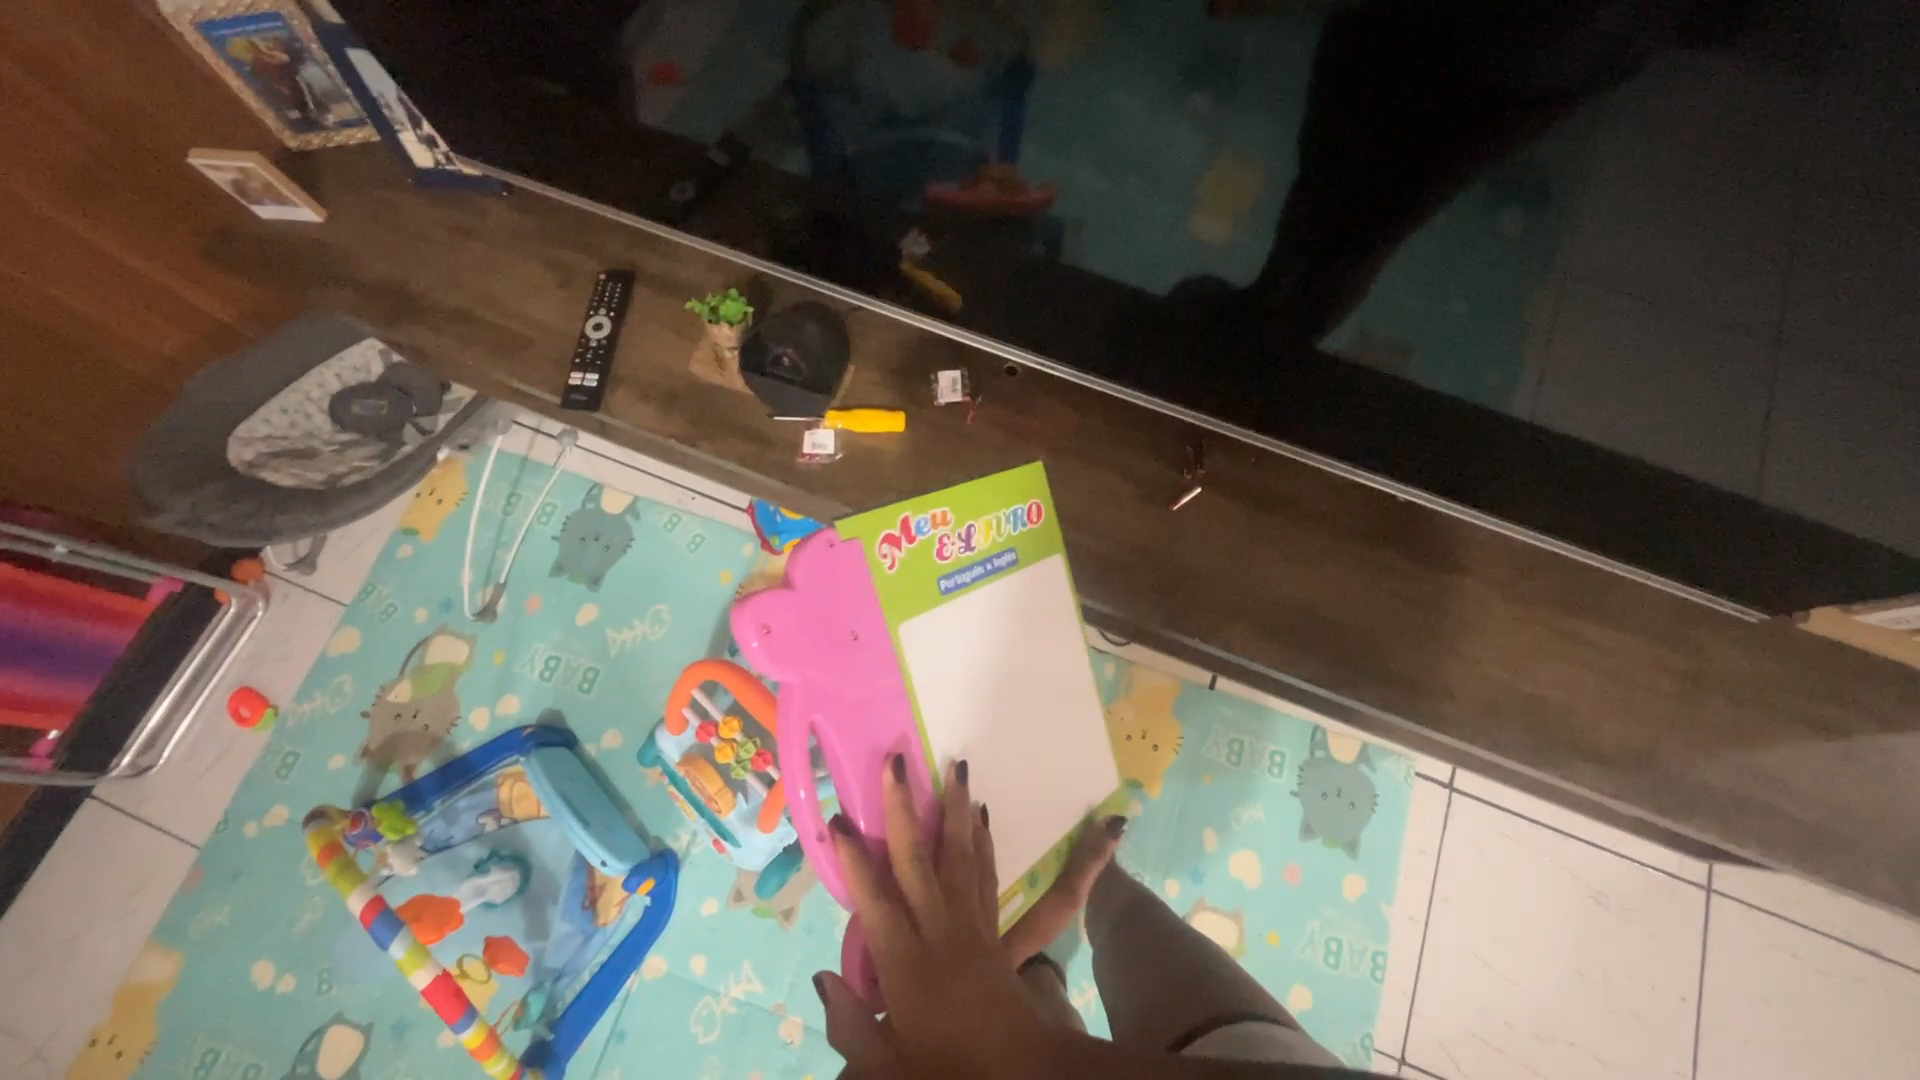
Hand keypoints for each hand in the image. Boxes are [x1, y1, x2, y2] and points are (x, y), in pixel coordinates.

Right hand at [813, 755, 1120, 1078]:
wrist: (1020, 1072)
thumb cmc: (946, 1067)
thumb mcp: (887, 1065)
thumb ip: (849, 1023)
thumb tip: (820, 977)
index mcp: (907, 963)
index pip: (875, 900)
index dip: (854, 858)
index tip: (838, 818)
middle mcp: (939, 930)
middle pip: (919, 860)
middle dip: (904, 809)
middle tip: (897, 762)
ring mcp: (971, 923)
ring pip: (961, 855)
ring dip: (955, 808)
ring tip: (956, 765)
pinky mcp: (992, 926)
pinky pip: (987, 872)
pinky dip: (983, 839)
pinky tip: (980, 814)